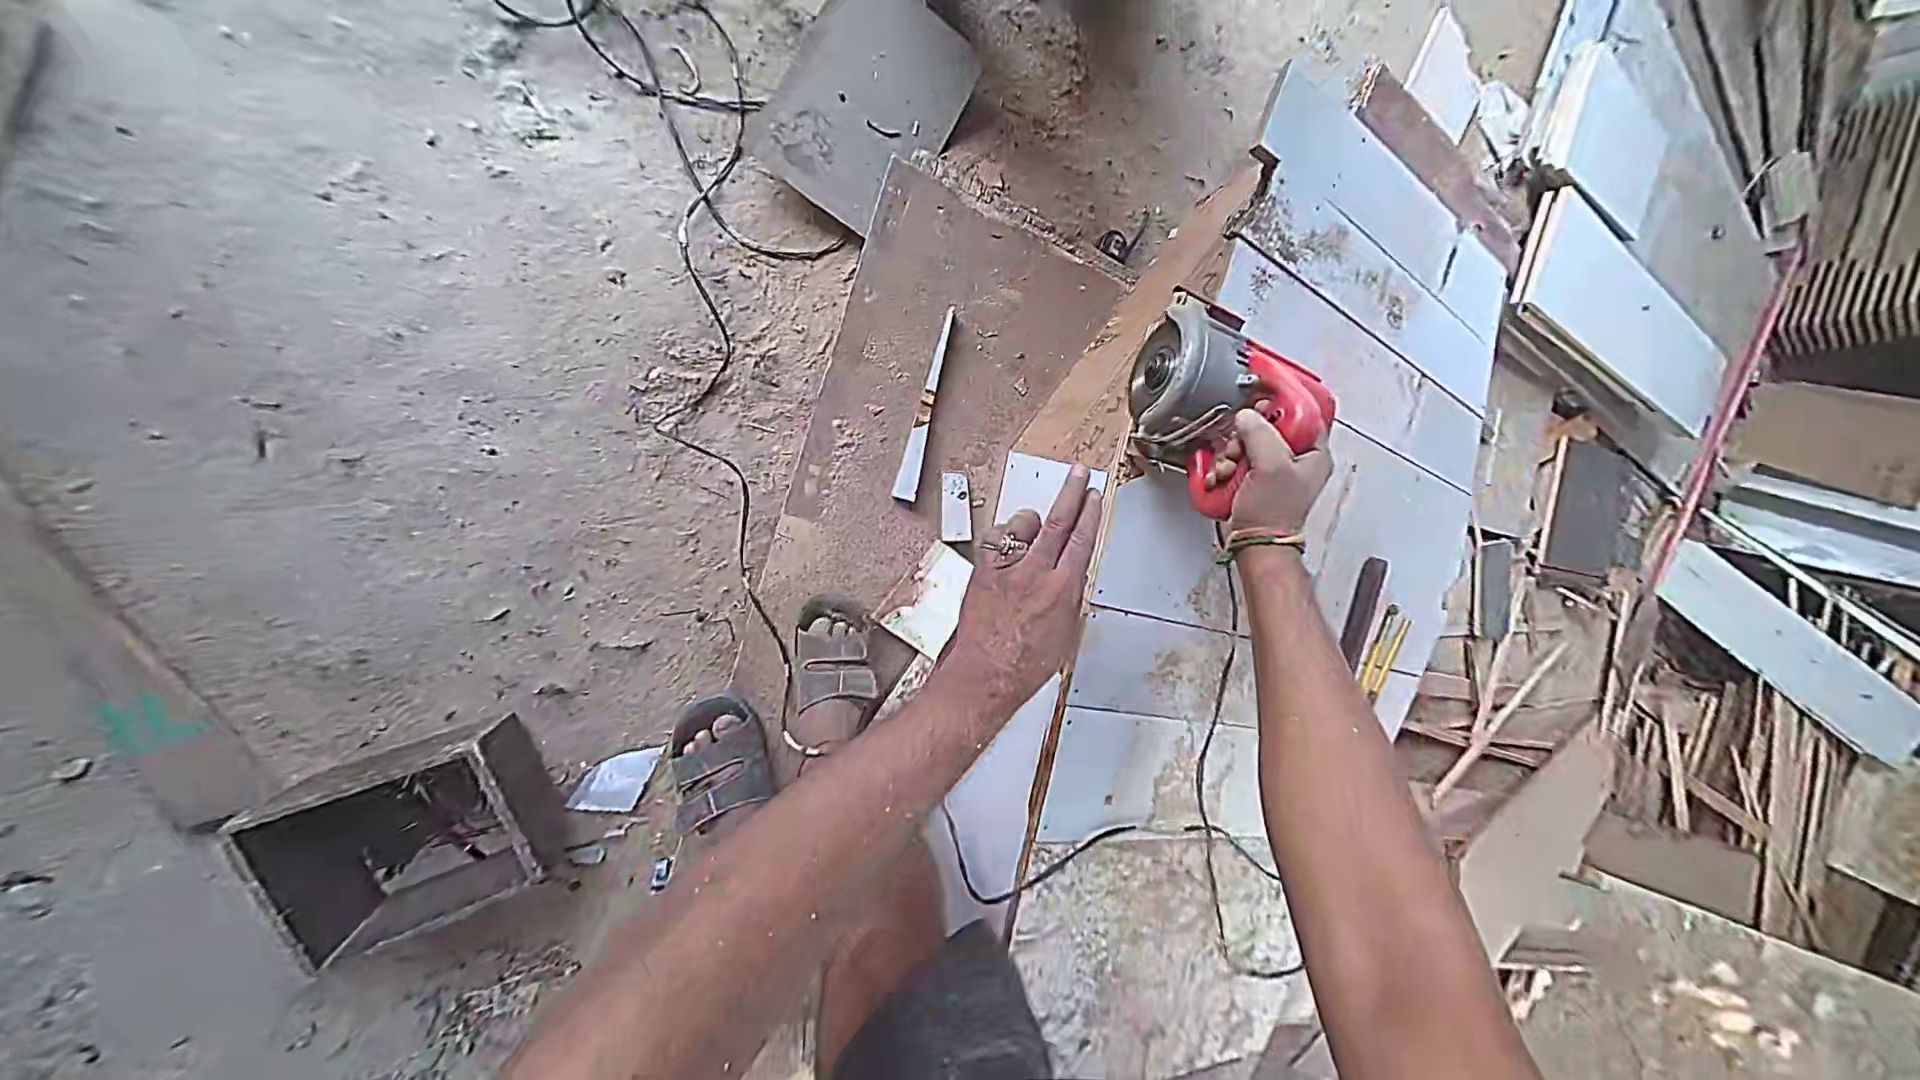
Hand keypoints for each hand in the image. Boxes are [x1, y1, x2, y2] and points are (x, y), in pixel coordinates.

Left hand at [939, 465, 1103, 711]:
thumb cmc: (1025, 663)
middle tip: (1079, 474)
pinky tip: (1006, 547)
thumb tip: (1070, 573)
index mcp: (1063, 588)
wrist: (986, 674)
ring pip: (1023, 525)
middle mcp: (1036, 573)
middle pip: (1058, 521)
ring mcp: (1007, 569)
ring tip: (1031, 534)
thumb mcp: (1066, 630)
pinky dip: (1003, 538)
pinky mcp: (983, 571)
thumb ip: (1069, 594)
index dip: (1091, 513)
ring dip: (1030, 523)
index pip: (1082, 539)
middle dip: (1072, 492)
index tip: (1095, 497)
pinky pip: (995, 539)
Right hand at [1203, 406, 1333, 534]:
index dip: (1279, 405)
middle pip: (1265, 427)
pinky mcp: (1252, 479)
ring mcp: (1272, 469)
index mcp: (1314, 453)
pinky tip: (1222, 478)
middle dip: (1244, 439)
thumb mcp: (1271, 466)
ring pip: (1246, 444)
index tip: (1259, 403)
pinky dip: (1224, 468)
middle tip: (1239, 452)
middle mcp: (1295, 458)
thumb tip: (1247, 416)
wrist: (1255, 544)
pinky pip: (1235, 461)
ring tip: (1229, 471)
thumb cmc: (1273, 515)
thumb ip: (1260, 434)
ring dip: (1229, 455)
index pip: (1300, 413)